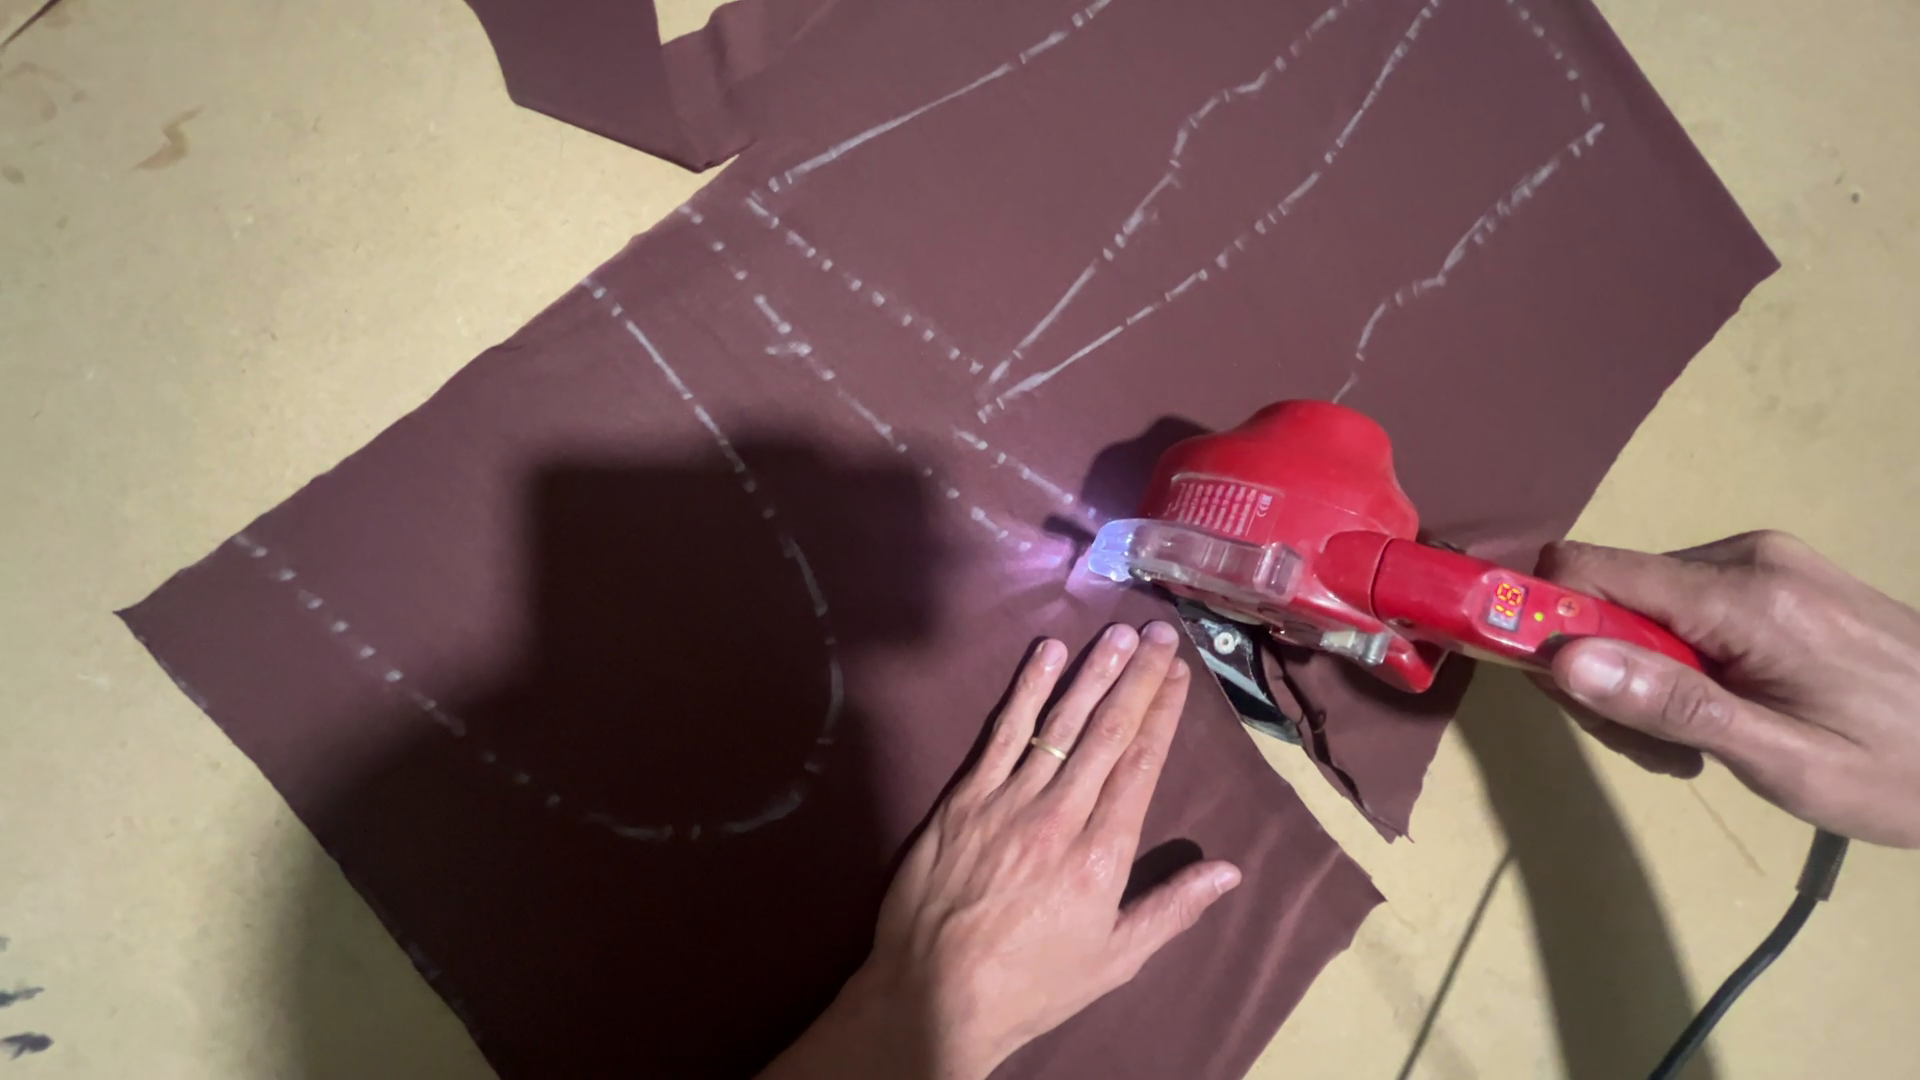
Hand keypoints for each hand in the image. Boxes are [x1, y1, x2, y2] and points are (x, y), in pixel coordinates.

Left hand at [759, 622, 1240, 1079]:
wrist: (935, 993)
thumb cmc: (1033, 982)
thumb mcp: (1113, 960)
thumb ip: (1171, 910)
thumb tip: (1228, 871)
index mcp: (1102, 855)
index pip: (1141, 765)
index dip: (1162, 713)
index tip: (1178, 673)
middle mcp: (1061, 815)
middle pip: (1108, 733)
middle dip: (1137, 678)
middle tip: (1157, 633)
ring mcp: (1010, 799)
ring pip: (1061, 723)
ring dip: (1092, 673)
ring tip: (1117, 633)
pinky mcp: (966, 795)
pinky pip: (1002, 732)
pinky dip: (1026, 690)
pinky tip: (1047, 653)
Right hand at [1536, 531, 1919, 846]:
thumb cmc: (1914, 774)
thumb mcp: (1789, 763)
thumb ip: (1672, 705)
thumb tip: (1563, 660)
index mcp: (1746, 596)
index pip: (1583, 570)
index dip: (1543, 619)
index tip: (1558, 685)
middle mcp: (1742, 559)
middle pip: (1600, 594)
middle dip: (1594, 667)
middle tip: (1643, 739)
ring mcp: (1758, 563)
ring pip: (1627, 603)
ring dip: (1629, 671)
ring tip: (1688, 736)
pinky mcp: (1767, 576)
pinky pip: (1667, 604)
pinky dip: (1662, 658)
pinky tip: (1711, 704)